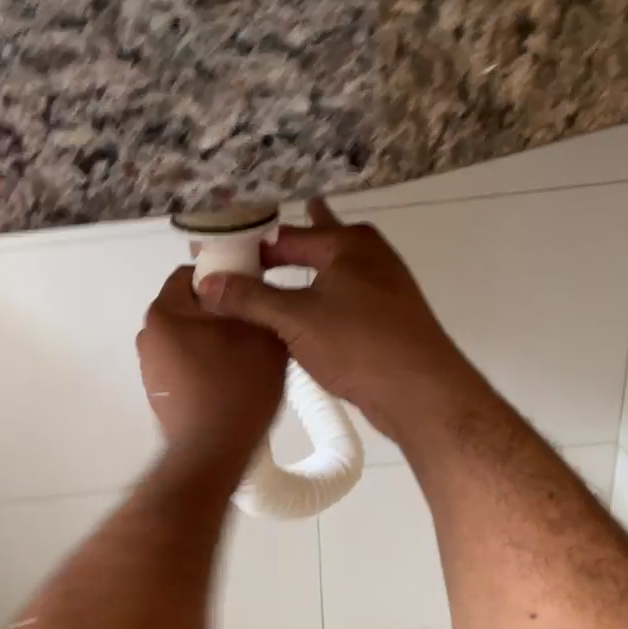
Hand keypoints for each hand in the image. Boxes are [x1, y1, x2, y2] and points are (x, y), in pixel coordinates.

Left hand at [138, 266, 287, 477]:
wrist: (213, 453)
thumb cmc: (237, 387)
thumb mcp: (260, 333)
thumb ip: (252, 299)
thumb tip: (245, 283)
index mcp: (164, 313)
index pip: (191, 274)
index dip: (224, 276)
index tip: (250, 290)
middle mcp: (148, 335)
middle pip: (188, 306)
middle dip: (219, 310)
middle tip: (253, 323)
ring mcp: (150, 366)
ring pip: (187, 335)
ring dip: (213, 338)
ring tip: (246, 355)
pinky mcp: (158, 391)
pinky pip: (184, 362)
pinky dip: (205, 363)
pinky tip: (231, 379)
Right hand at [196, 199, 497, 450]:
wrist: (423, 394)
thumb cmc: (359, 344)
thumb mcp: (294, 319)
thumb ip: (249, 299)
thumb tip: (204, 284)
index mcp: (348, 242)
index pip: (284, 235)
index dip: (248, 245)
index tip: (216, 254)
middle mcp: (368, 254)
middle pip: (311, 244)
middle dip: (278, 247)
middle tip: (239, 250)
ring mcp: (381, 284)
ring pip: (326, 270)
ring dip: (297, 271)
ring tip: (265, 270)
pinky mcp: (384, 314)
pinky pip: (338, 294)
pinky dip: (314, 294)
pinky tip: (298, 308)